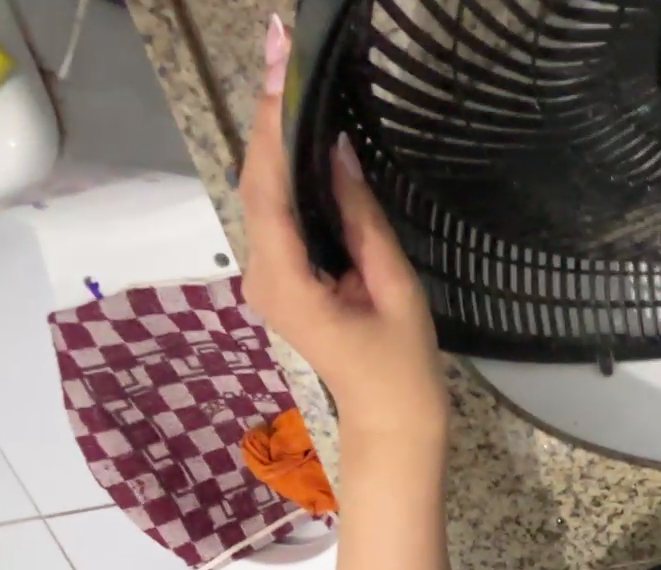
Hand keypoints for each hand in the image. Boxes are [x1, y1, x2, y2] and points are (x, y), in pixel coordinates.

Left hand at [239, 16, 445, 450]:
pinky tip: (306, 145)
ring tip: (295, 85)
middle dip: (270, 119)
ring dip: (278, 144)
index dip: (273, 122)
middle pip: (257, 184)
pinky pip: (281, 220)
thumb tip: (340, 155)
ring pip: (264, 198)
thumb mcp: (394, 290)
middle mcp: (261, 274)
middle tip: (286, 56)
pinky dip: (290, 179)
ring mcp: (268, 280)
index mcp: (286, 280)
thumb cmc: (404, 367)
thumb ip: (363, 221)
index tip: (281, 63)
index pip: (268, 186)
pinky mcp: (284, 282)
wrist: (393, 422)